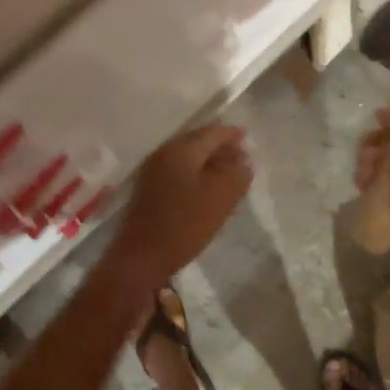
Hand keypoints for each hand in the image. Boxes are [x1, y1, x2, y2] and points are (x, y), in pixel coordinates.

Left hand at [105, 124, 252, 289]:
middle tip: (241, 156)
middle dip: (220, 147)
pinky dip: (196, 175)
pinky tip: (207, 189)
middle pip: (197, 142)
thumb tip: (245, 160)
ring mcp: (152, 172)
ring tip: (228, 174)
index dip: (232, 134)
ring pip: (187, 158)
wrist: (141, 257)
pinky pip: (178, 172)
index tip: (248, 137)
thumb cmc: (184, 224)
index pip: (212, 132)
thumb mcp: (219, 198)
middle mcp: (164, 154)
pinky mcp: (148, 191)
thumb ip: (236, 175)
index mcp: (181, 150)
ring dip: (208, 162)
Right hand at [355, 106, 389, 257]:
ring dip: (367, 163)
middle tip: (369, 153)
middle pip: (386, 139)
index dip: (389, 121)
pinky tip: (365, 185)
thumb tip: (381, 113)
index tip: (376, 122)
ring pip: (376, 159)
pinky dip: (366, 180)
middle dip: (373, 144)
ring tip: (368, 175)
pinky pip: (372, 180)